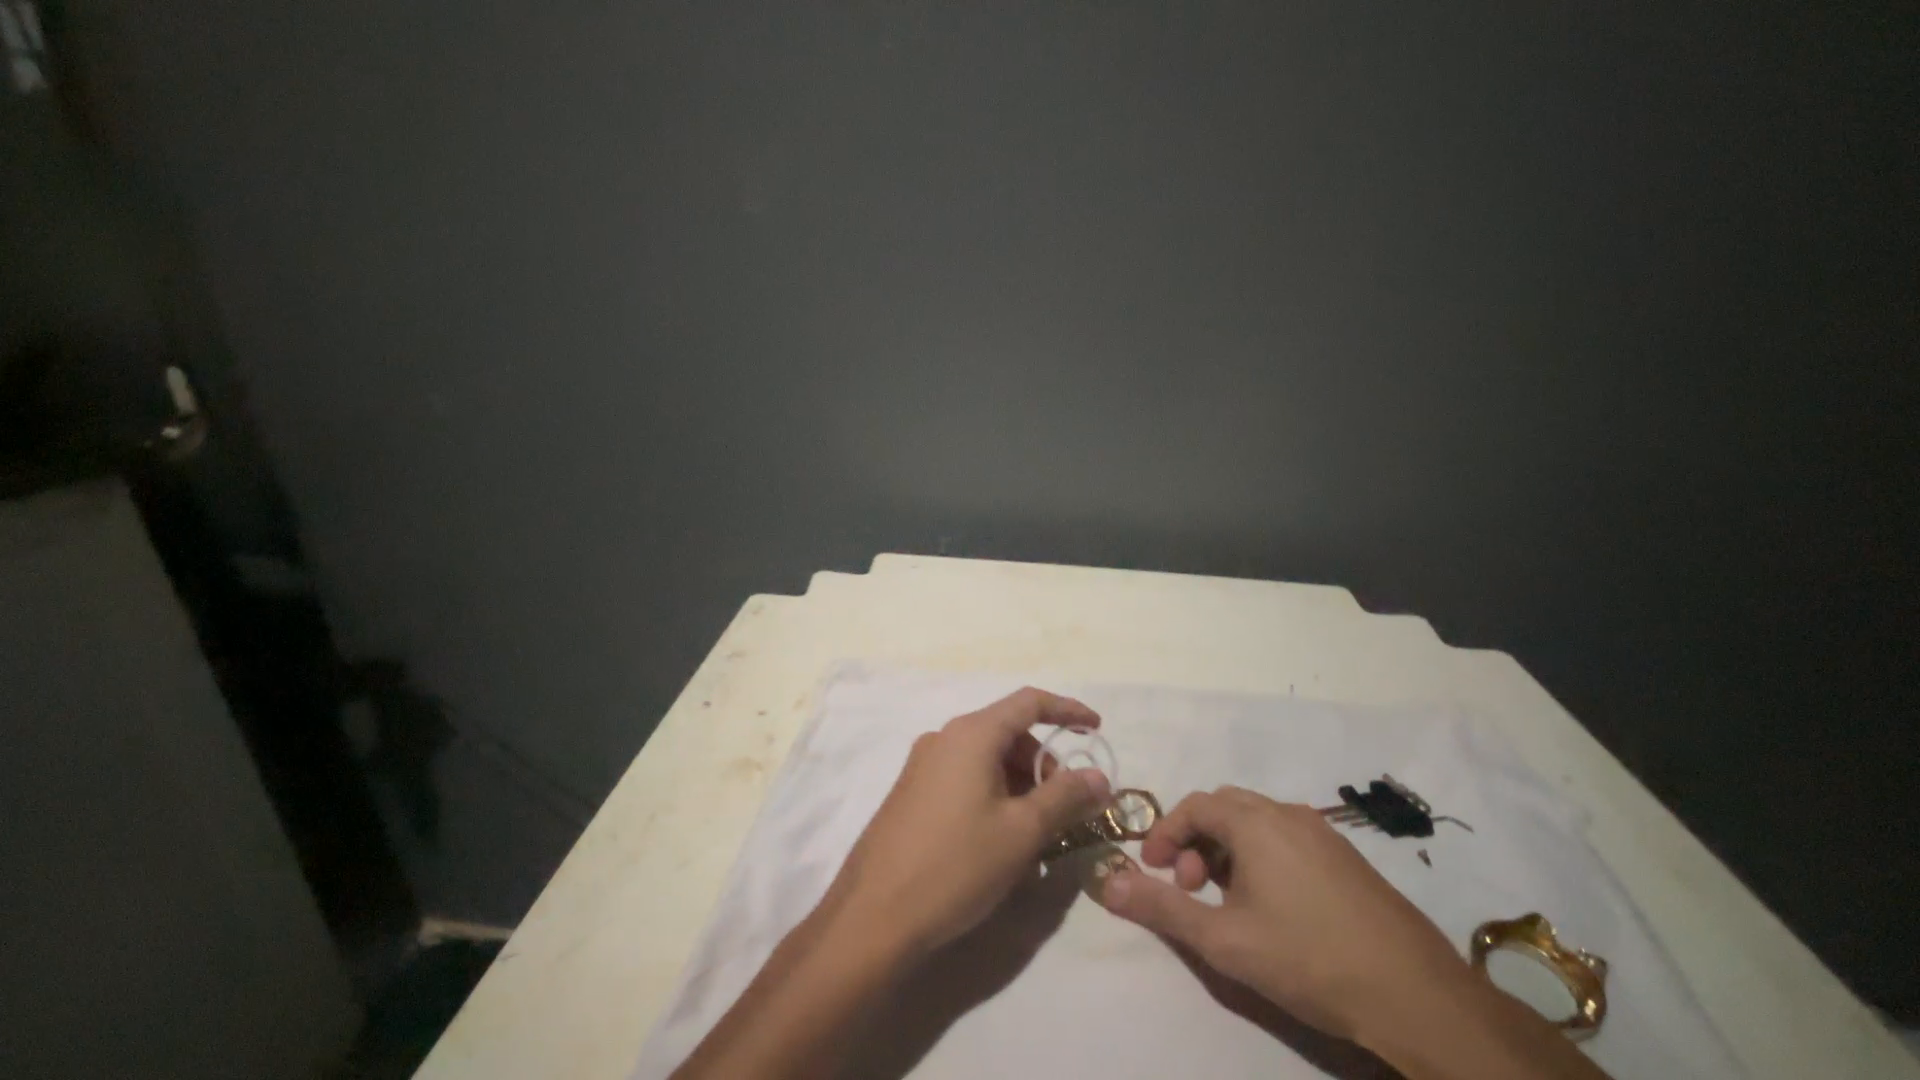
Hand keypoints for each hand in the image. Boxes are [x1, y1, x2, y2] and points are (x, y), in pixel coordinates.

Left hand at [822, 687, 1112, 958]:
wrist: (875, 916)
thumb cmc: (956, 865)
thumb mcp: (1022, 832)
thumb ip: (1065, 797)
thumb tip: (1098, 776)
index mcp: (970, 735)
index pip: (1028, 702)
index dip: (1067, 711)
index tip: (1097, 730)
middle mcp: (943, 739)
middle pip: (1008, 733)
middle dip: (1044, 764)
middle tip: (1065, 808)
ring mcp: (921, 767)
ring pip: (986, 760)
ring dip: (1019, 786)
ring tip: (1034, 834)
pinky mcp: (911, 795)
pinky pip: (964, 780)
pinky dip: (993, 797)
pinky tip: (1000, 841)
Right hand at [1099, 787, 1469, 1040]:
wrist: (1414, 995)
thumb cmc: (1307, 959)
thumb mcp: (1222, 940)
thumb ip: (1161, 908)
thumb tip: (1106, 883)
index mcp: (1258, 823)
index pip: (1196, 805)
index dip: (1165, 833)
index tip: (1153, 871)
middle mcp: (1291, 816)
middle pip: (1227, 808)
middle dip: (1196, 841)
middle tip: (1189, 888)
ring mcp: (1326, 836)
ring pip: (1260, 824)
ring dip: (1229, 851)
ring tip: (1226, 903)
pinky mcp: (1349, 861)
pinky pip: (1289, 841)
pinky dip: (1262, 859)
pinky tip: (1271, 909)